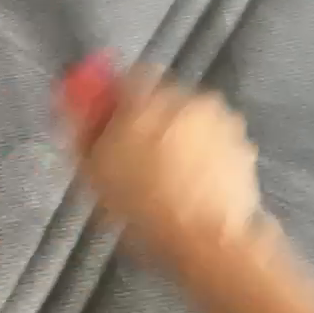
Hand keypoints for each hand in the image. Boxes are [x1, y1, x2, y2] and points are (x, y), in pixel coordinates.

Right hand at [59, 66, 271, 270]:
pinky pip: (208, 141)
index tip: (100, 115)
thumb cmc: (139, 199)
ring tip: (153, 172)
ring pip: (185, 120)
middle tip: (123, 150)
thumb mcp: (90, 164)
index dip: (110, 93)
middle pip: (159, 98)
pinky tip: (179, 182)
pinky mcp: (244, 148)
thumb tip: (69, 103)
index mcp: (151, 98)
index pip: (126, 75)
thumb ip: (79, 126)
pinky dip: (194, 154)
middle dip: (142, 116)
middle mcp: (192, 100)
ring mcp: (224, 124)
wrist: (204, 236)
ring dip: (170, 135)